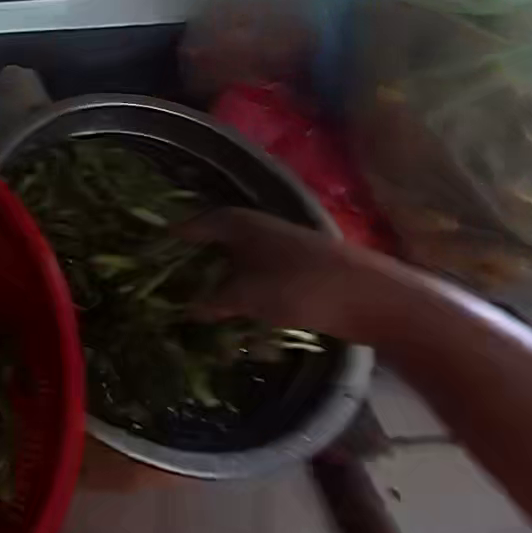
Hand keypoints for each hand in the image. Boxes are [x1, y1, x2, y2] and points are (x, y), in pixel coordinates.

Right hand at [186, 207, 396, 339]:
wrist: (380, 300)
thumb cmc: (302, 287)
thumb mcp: (249, 297)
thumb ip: (214, 302)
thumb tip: (186, 309)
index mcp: (238, 223)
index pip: (192, 225)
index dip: (172, 239)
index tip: (151, 253)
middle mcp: (257, 227)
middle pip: (214, 239)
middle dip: (194, 260)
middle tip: (171, 280)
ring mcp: (281, 246)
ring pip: (238, 258)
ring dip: (220, 276)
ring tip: (202, 299)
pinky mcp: (300, 267)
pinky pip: (259, 273)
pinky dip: (244, 286)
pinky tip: (241, 310)